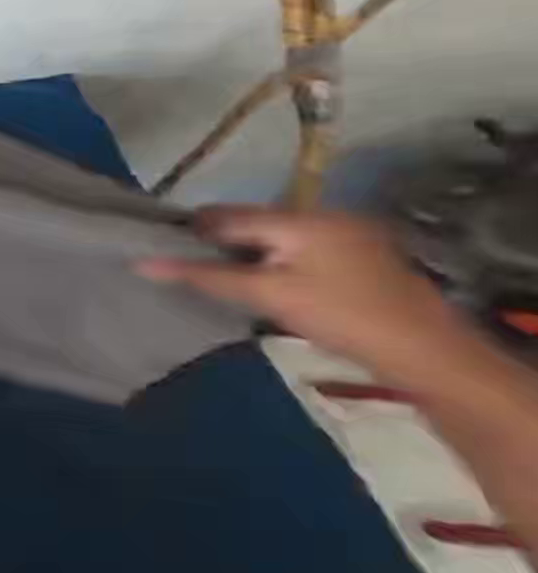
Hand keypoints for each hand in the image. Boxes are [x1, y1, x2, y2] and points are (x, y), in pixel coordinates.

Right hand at [137, 206, 488, 388]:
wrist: (430, 357)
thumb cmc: (340, 317)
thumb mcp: (264, 295)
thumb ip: (202, 275)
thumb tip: (140, 263)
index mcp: (301, 218)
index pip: (225, 215)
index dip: (191, 231)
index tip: (160, 249)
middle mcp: (325, 216)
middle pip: (249, 221)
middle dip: (218, 241)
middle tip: (190, 267)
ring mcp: (347, 234)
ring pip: (271, 235)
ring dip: (244, 252)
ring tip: (221, 276)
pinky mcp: (358, 254)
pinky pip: (295, 246)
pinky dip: (271, 259)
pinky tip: (263, 281)